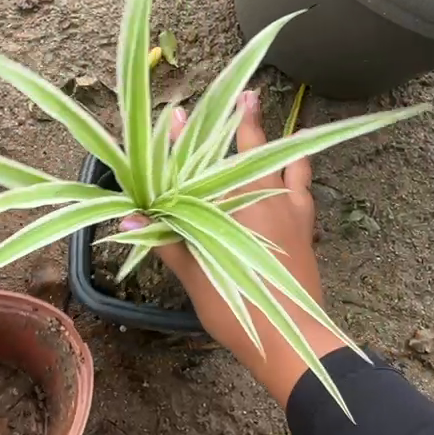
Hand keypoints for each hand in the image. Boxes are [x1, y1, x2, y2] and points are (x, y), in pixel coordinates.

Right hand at [125, 89, 345, 405]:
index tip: (178, 113)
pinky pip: (303, 186)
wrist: (291, 339)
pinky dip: (299, 169)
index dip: (185, 140)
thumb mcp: (195, 278)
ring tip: (266, 110)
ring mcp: (286, 210)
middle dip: (238, 121)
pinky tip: (298, 161)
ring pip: (279, 161)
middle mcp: (259, 199)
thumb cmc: (240, 309)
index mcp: (227, 209)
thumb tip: (129, 219)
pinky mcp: (304, 224)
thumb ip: (166, 242)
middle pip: (242, 153)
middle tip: (244, 95)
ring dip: (270, 136)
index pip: (198, 167)